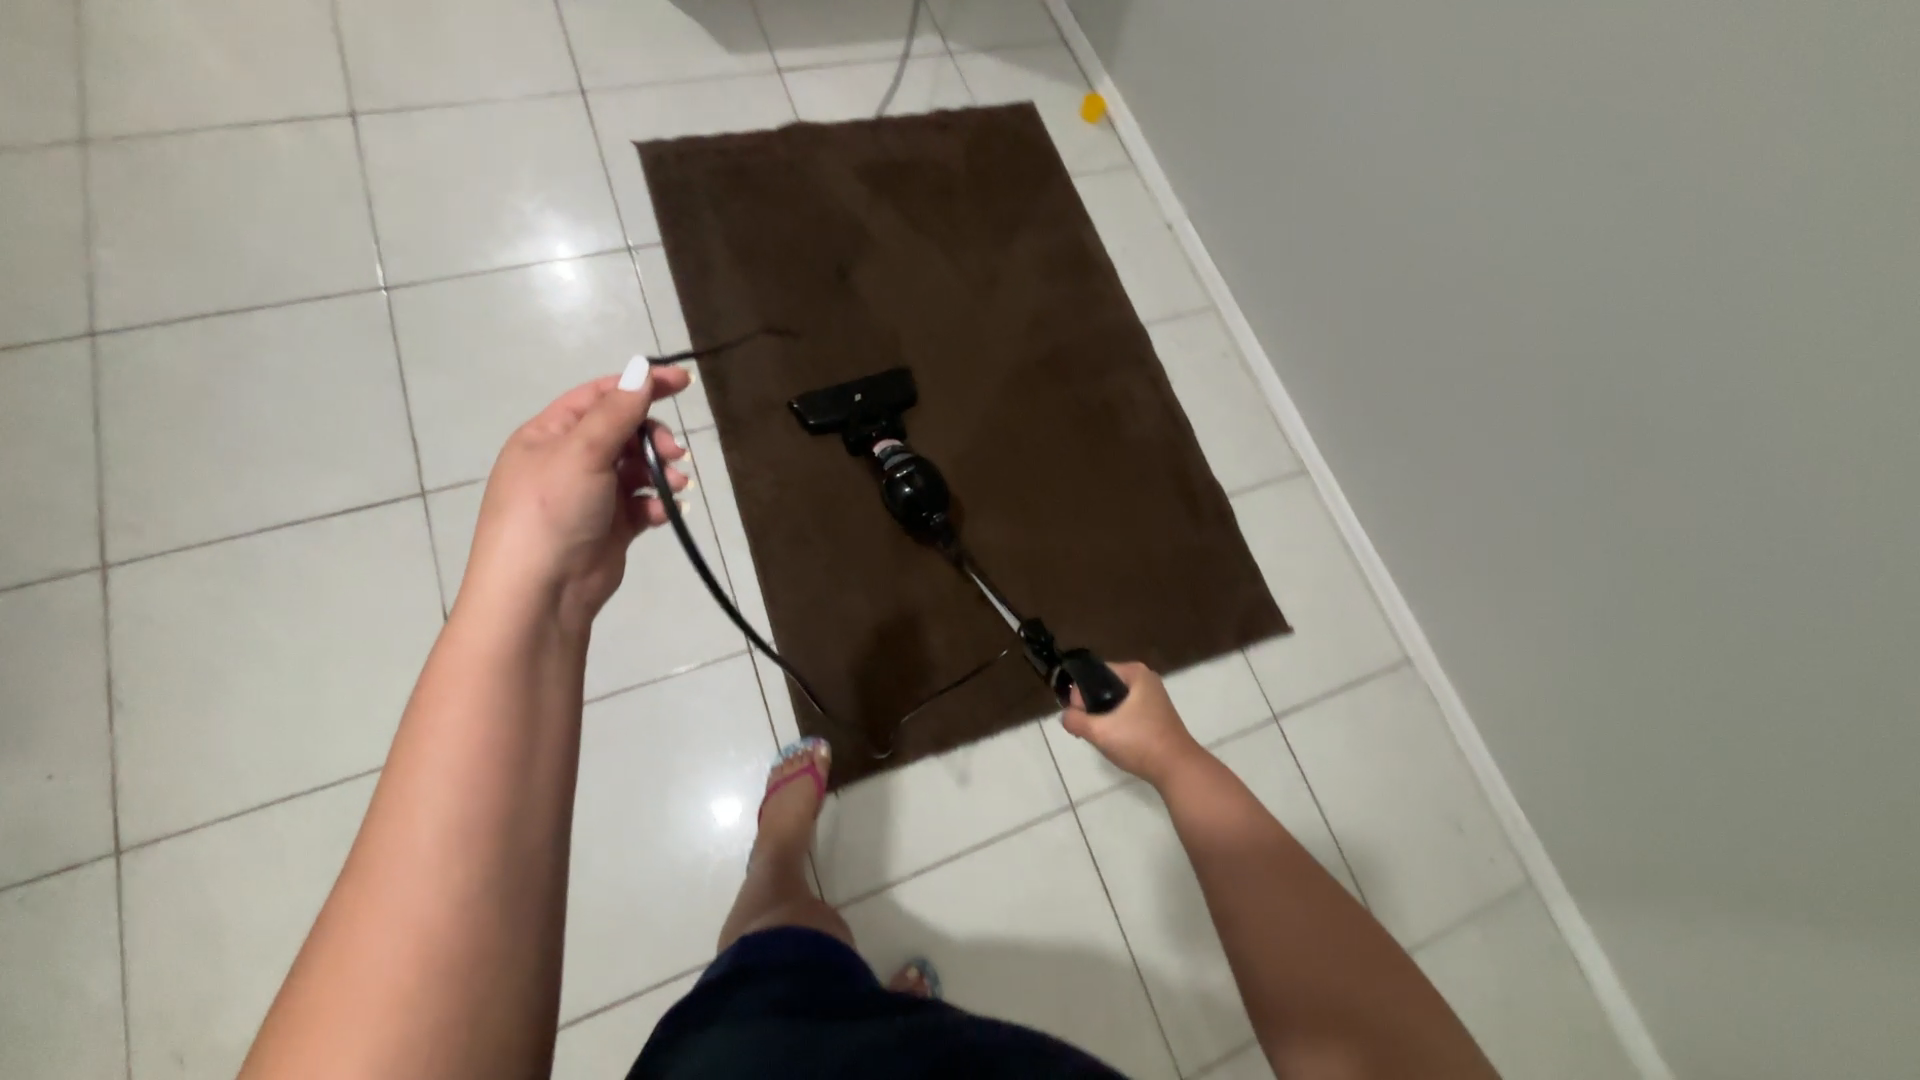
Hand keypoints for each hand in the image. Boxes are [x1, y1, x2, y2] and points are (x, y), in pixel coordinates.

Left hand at [461, 365, 691, 631]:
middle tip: (674, 452)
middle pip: (623, 432)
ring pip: (637, 469)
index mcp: (549, 435)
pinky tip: (664, 513)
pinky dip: (657, 504)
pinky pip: (641, 504)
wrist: (540, 591)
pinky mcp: (610, 527)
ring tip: (676, 484)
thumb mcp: (582, 452)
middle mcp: (568, 461)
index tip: (683, 383)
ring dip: (661, 471)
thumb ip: (617, 412)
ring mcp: (590, 496)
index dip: (640, 385)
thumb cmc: (551, 510)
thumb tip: (642, 371)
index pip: (600, 396)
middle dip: (653, 437)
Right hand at [1062, 663, 1208, 787]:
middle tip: (1089, 729)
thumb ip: (1075, 720)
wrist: (1177, 769)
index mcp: (1135, 673)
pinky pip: (1127, 713)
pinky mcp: (1156, 716)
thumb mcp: (1100, 731)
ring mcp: (1154, 698)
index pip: (1095, 673)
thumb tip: (1066, 717)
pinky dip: (1118, 724)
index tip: (1079, 716)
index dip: (1080, 694)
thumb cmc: (1140, 742)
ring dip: (1104, 718)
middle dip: (1092, 707)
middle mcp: (1146, 680)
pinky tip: (1116, 741)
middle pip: (1104, 687)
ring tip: (1101, 737)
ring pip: (1115, 702)